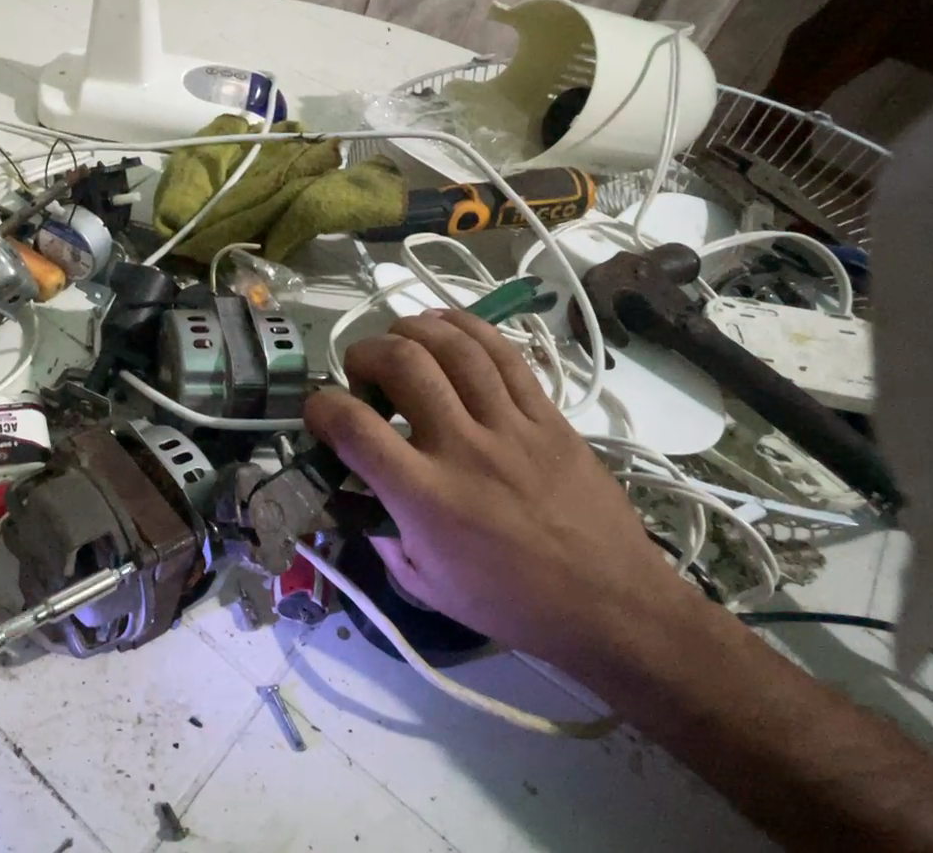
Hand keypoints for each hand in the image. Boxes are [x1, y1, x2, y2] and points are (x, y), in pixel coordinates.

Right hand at [304, 309, 697, 671]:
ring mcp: (511, 427)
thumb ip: (380, 533)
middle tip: (362, 375)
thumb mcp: (423, 582)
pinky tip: (443, 326)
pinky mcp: (549, 417)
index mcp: (423, 496)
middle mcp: (462, 448)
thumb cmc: (509, 602)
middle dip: (364, 354)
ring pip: (453, 346)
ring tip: (399, 341)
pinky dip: (466, 329)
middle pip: (401, 363)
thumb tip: (359, 495)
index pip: (352, 425)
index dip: (320, 407)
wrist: (612, 606)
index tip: (320, 415)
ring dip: (411, 331)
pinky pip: (505, 355)